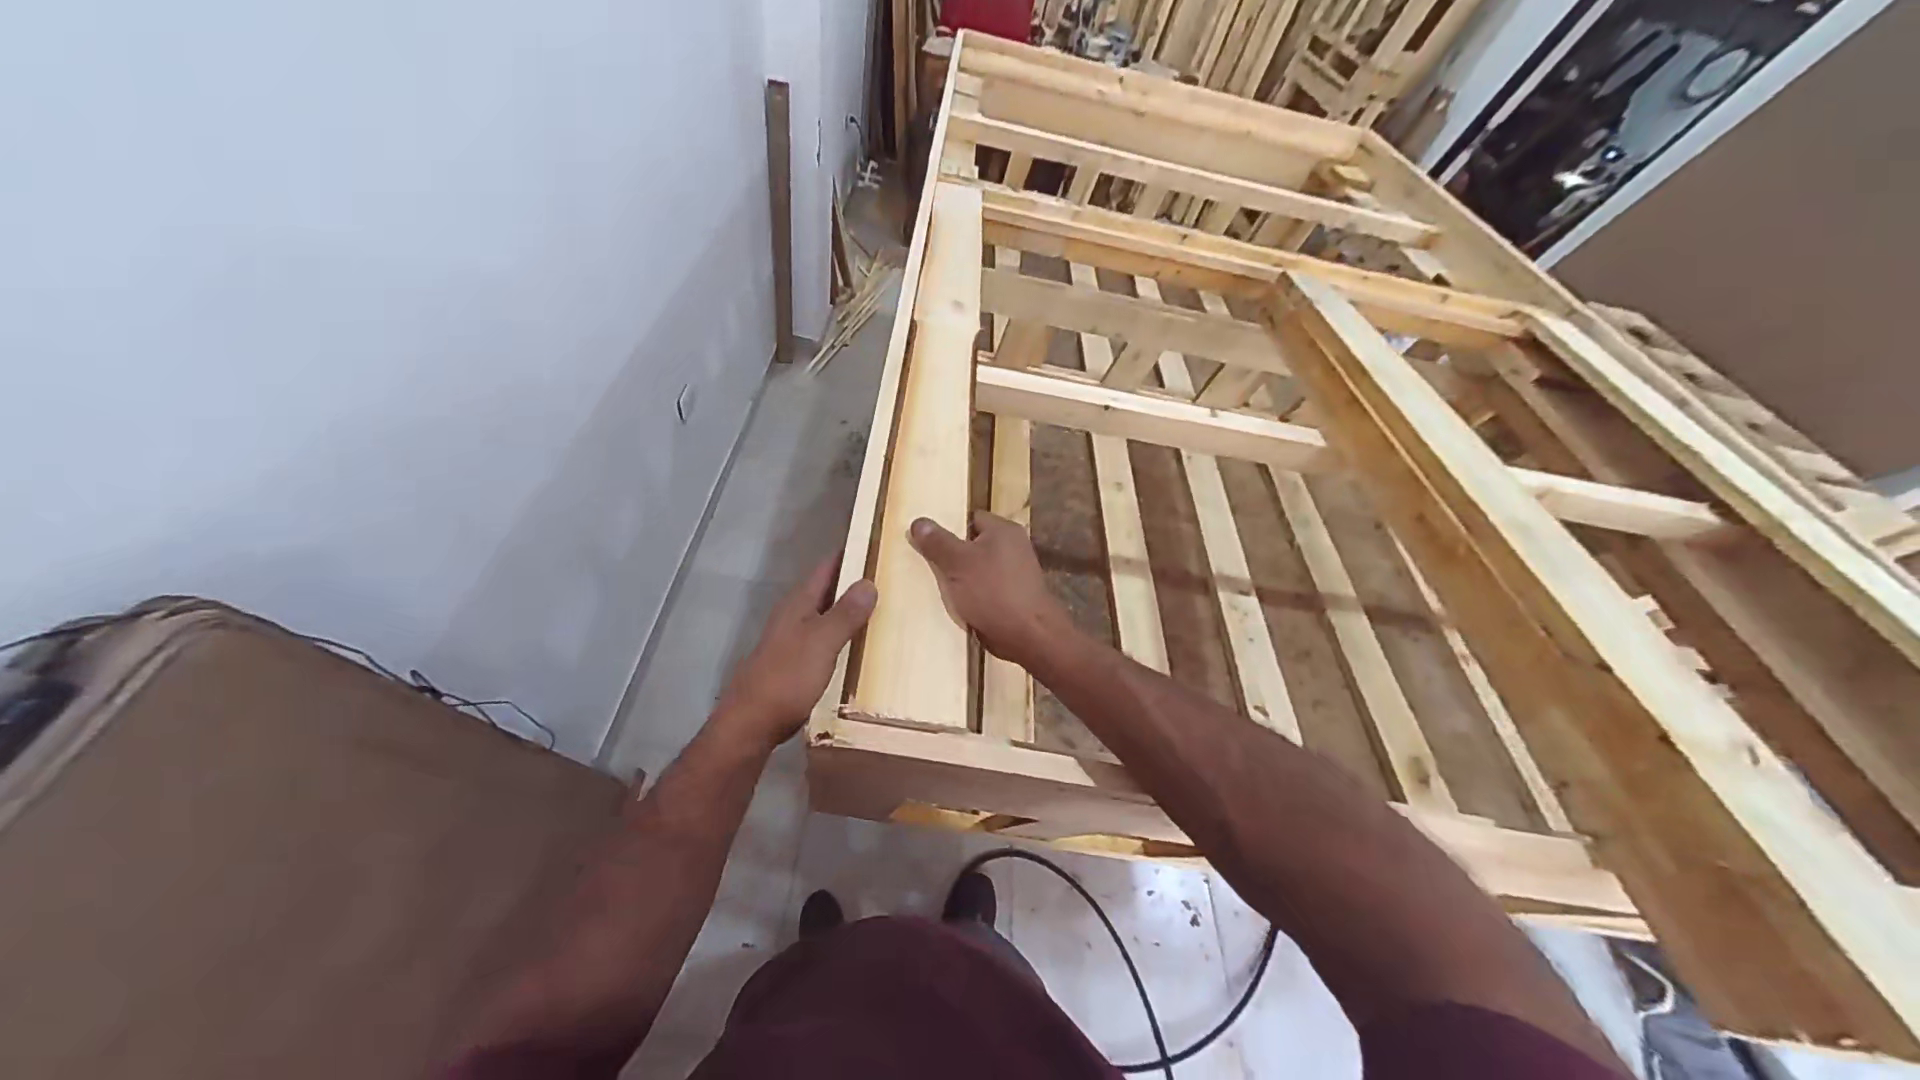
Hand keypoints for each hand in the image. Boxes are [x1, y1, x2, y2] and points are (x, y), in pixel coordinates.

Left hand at [713, 556, 875, 751]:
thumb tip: (869, 582)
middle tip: (891, 575)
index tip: (877, 543)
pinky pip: (826, 639)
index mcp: (798, 604)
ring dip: (850, 609)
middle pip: (827, 589)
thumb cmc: (786, 679)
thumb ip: (845, 613)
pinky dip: (844, 634)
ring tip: (885, 606)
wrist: (751, 724)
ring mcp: (792, 641)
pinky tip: (861, 644)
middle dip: (854, 580)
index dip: (849, 553)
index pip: (827, 567)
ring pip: (826, 615)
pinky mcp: (796, 664)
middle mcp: (793, 616)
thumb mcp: (822, 642)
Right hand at [908, 511, 1072, 668]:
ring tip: (939, 587)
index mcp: (1004, 530)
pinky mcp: (1014, 597)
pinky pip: (985, 590)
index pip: (972, 518)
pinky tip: (957, 605)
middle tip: (929, 566)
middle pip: (974, 545)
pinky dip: (973, 596)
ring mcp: (1015, 574)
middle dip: (953, 556)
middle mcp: (1013, 547)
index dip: (950, 528)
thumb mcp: (958, 563)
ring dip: (961, 579)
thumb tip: (919, 521)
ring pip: (978, 570)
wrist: (1027, 635)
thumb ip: (937, 542)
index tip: (929, 543)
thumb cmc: (992, 591)